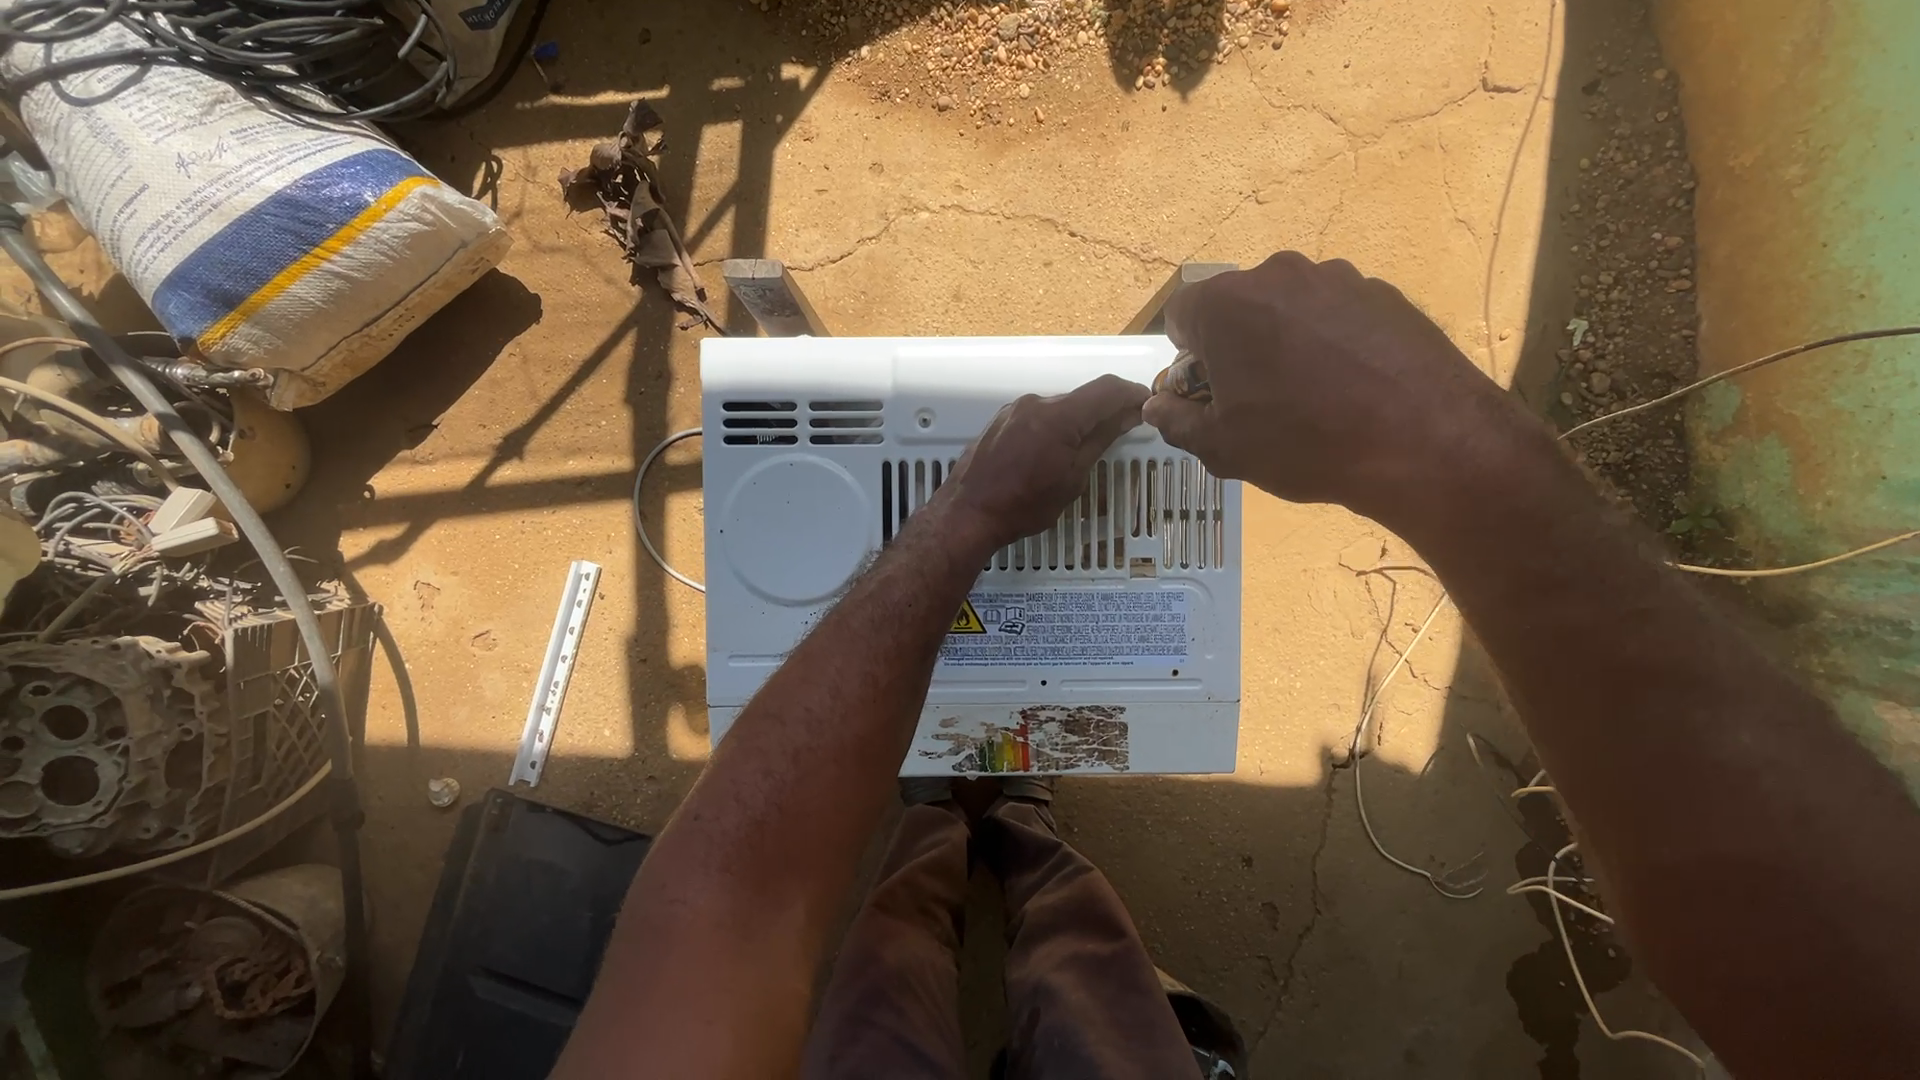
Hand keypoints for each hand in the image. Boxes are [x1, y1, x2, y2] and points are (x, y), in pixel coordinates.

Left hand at [934, 374, 1148, 554]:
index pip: (1107, 389)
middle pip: (1083, 397)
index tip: (1145, 405)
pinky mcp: (1001, 420)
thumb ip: (1100, 441)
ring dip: (1079, 420)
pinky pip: (1038, 415)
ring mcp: (1014, 410)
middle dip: (1107, 410)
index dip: (1132, 394)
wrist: (968, 514)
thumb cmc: (1020, 506)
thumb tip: (1125, 418)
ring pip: (1059, 406)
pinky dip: (1055, 425)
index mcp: (1058, 416)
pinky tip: (1056, 451)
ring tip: (1086, 448)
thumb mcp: (1072, 479)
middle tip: (1123, 431)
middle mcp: (1035, 404)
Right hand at [1141, 253, 1541, 525]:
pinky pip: (1335, 315)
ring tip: (1308, 396)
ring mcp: (1337, 278)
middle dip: (1233, 346)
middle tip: (1253, 399)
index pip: (1181, 315)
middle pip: (1235, 307)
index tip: (1204, 393)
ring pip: (1287, 308)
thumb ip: (1176, 420)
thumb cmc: (1302, 441)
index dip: (1185, 357)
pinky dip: (1330, 342)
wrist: (1424, 440)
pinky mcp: (1384, 293)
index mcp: (1227, 305)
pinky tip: (1350, 387)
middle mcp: (1278, 275)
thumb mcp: (1221, 446)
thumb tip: (1157, 405)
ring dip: (1282, 342)